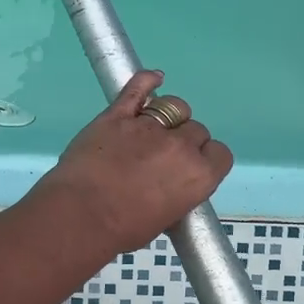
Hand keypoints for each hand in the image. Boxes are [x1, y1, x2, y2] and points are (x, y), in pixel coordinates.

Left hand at [33, 70, 232, 252]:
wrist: (83, 210)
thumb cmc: (126, 225)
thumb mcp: (168, 216)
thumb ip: (178, 191)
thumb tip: (170, 184)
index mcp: (201, 175)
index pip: (219, 152)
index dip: (205, 156)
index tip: (191, 161)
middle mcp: (180, 146)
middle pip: (195, 128)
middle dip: (183, 138)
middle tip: (162, 152)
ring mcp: (146, 126)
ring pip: (172, 106)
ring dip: (168, 114)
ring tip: (153, 126)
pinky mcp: (116, 114)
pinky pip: (135, 89)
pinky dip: (146, 81)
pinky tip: (153, 77)